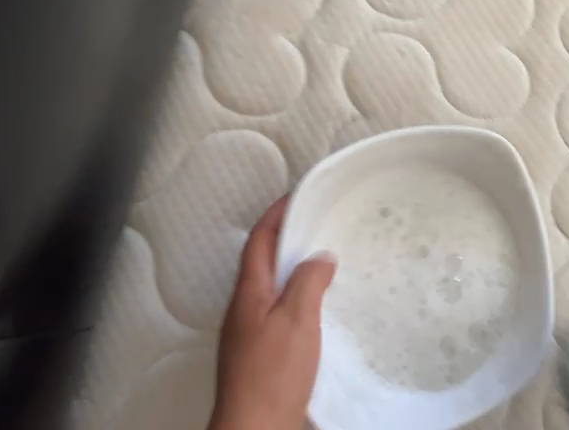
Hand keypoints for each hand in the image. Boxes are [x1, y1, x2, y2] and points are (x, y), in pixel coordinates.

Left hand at [209, 197, 337, 429]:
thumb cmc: (273, 373)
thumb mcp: (297, 318)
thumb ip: (309, 281)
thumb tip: (320, 257)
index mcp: (248, 294)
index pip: (259, 241)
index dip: (276, 214)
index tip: (300, 195)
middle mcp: (243, 311)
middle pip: (263, 263)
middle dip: (287, 239)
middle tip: (319, 224)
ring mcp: (248, 337)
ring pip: (272, 289)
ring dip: (294, 270)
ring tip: (325, 262)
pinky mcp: (260, 358)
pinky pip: (279, 313)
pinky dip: (298, 299)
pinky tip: (320, 310)